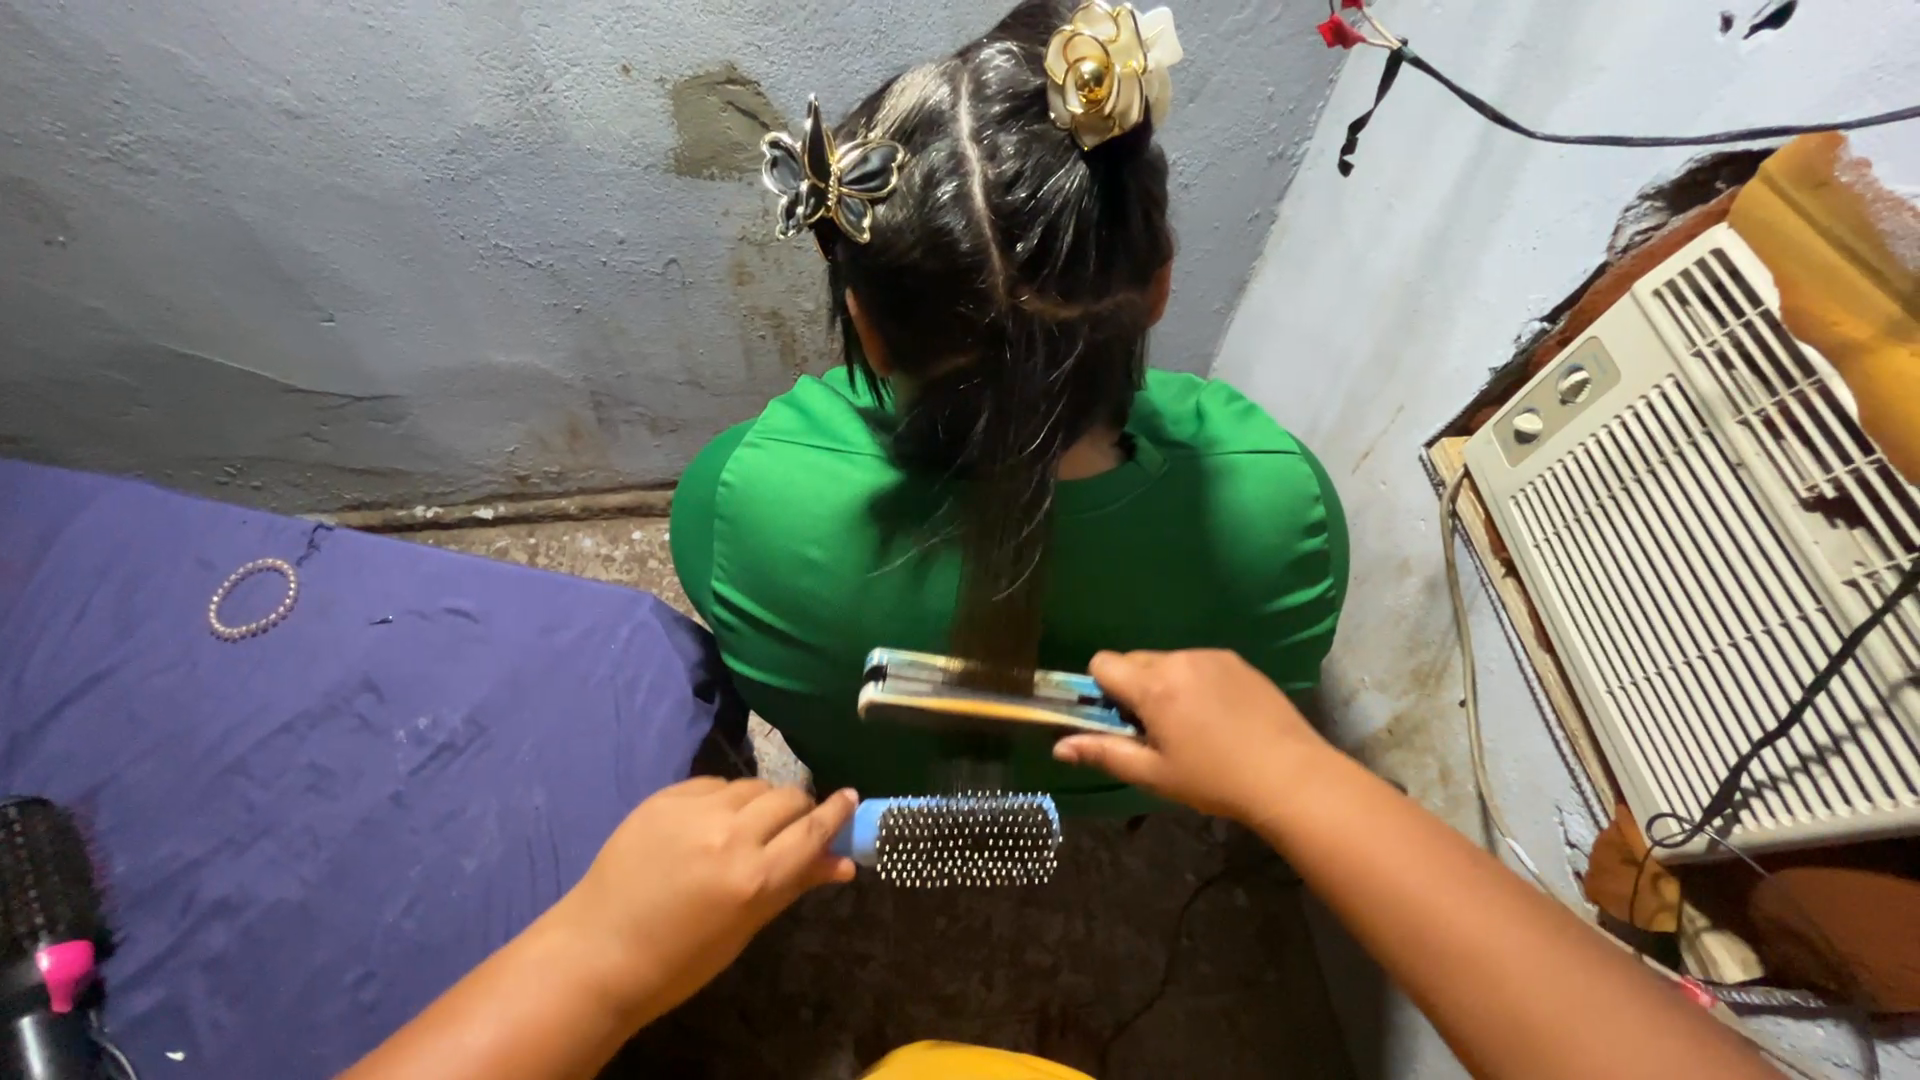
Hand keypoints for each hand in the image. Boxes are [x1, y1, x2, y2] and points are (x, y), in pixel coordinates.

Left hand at [551, 778, 857, 1018]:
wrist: (596, 953)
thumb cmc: (680, 959)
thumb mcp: (746, 927)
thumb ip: (795, 884)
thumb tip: (843, 863)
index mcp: (754, 878)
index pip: (814, 830)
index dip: (838, 811)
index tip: (851, 797)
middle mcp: (730, 835)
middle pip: (788, 797)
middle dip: (798, 808)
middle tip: (791, 826)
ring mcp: (694, 811)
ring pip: (753, 785)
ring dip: (761, 802)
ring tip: (745, 826)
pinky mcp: (665, 797)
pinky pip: (714, 783)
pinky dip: (724, 798)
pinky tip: (709, 822)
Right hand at [1054, 649, 1330, 823]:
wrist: (1291, 776)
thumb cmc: (1214, 780)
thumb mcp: (1153, 774)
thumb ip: (1103, 753)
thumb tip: (1059, 747)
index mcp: (1153, 686)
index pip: (1102, 662)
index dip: (1101, 689)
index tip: (1119, 718)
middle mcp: (1178, 659)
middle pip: (1134, 660)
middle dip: (1134, 688)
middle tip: (1156, 729)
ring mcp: (1211, 657)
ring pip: (1167, 662)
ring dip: (1165, 684)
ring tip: (1193, 725)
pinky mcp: (1237, 661)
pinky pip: (1198, 663)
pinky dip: (1196, 682)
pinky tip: (1219, 716)